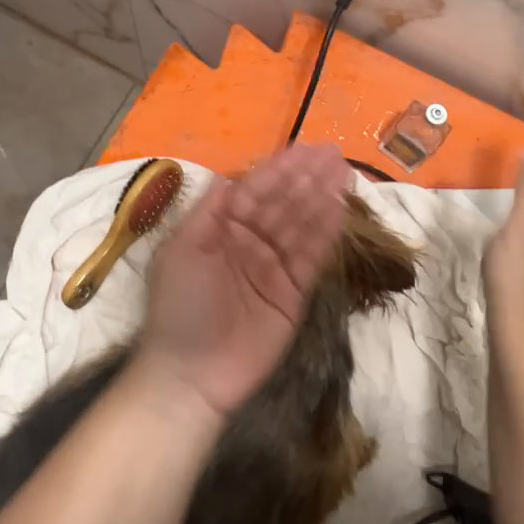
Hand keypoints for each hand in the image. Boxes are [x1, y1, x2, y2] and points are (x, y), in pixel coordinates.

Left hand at [134, 143, 351, 419]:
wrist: (190, 374)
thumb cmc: (179, 307)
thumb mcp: (183, 250)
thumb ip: (209, 212)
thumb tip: (230, 176)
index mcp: (220, 229)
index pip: (254, 191)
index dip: (279, 169)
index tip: (305, 149)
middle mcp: (249, 243)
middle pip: (282, 203)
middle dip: (307, 178)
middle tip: (334, 154)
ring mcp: (272, 268)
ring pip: (300, 225)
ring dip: (321, 198)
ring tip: (344, 174)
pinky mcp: (293, 294)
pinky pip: (311, 257)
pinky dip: (325, 233)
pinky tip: (339, 210)